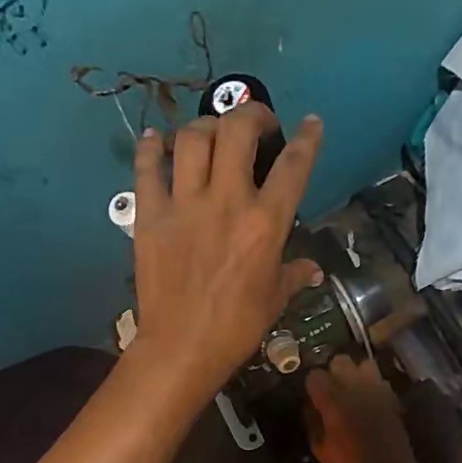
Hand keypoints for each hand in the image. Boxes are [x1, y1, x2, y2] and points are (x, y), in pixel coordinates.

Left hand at [130, 102, 322, 394]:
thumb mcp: (275, 299)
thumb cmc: (237, 327)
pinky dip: (152, 148)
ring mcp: (184, 205)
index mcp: (266, 223)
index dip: (307, 137)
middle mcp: (227, 201)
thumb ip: (295, 274)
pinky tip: (158, 140)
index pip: (293, 165)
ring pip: (192, 139)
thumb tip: (314, 270)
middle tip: (256, 124)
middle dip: (251, 114)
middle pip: (237, 130)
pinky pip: (147, 168)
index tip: (311, 122)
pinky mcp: (150, 215)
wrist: (182, 348)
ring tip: (212, 135)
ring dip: (206, 126)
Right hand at [305, 355, 430, 462]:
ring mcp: (376, 388)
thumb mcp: (320, 449)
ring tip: (353, 391)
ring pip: (363, 364)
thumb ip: (312, 421)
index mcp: (332, 398)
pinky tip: (369, 401)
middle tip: (332, 391)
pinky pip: (379, 379)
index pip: (315, 375)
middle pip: (340, 360)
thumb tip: (310, 406)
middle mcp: (354, 386)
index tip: (313, 398)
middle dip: (333, 372)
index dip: (312, 385)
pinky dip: (372, 385)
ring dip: (355, 373)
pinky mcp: (391, 395)